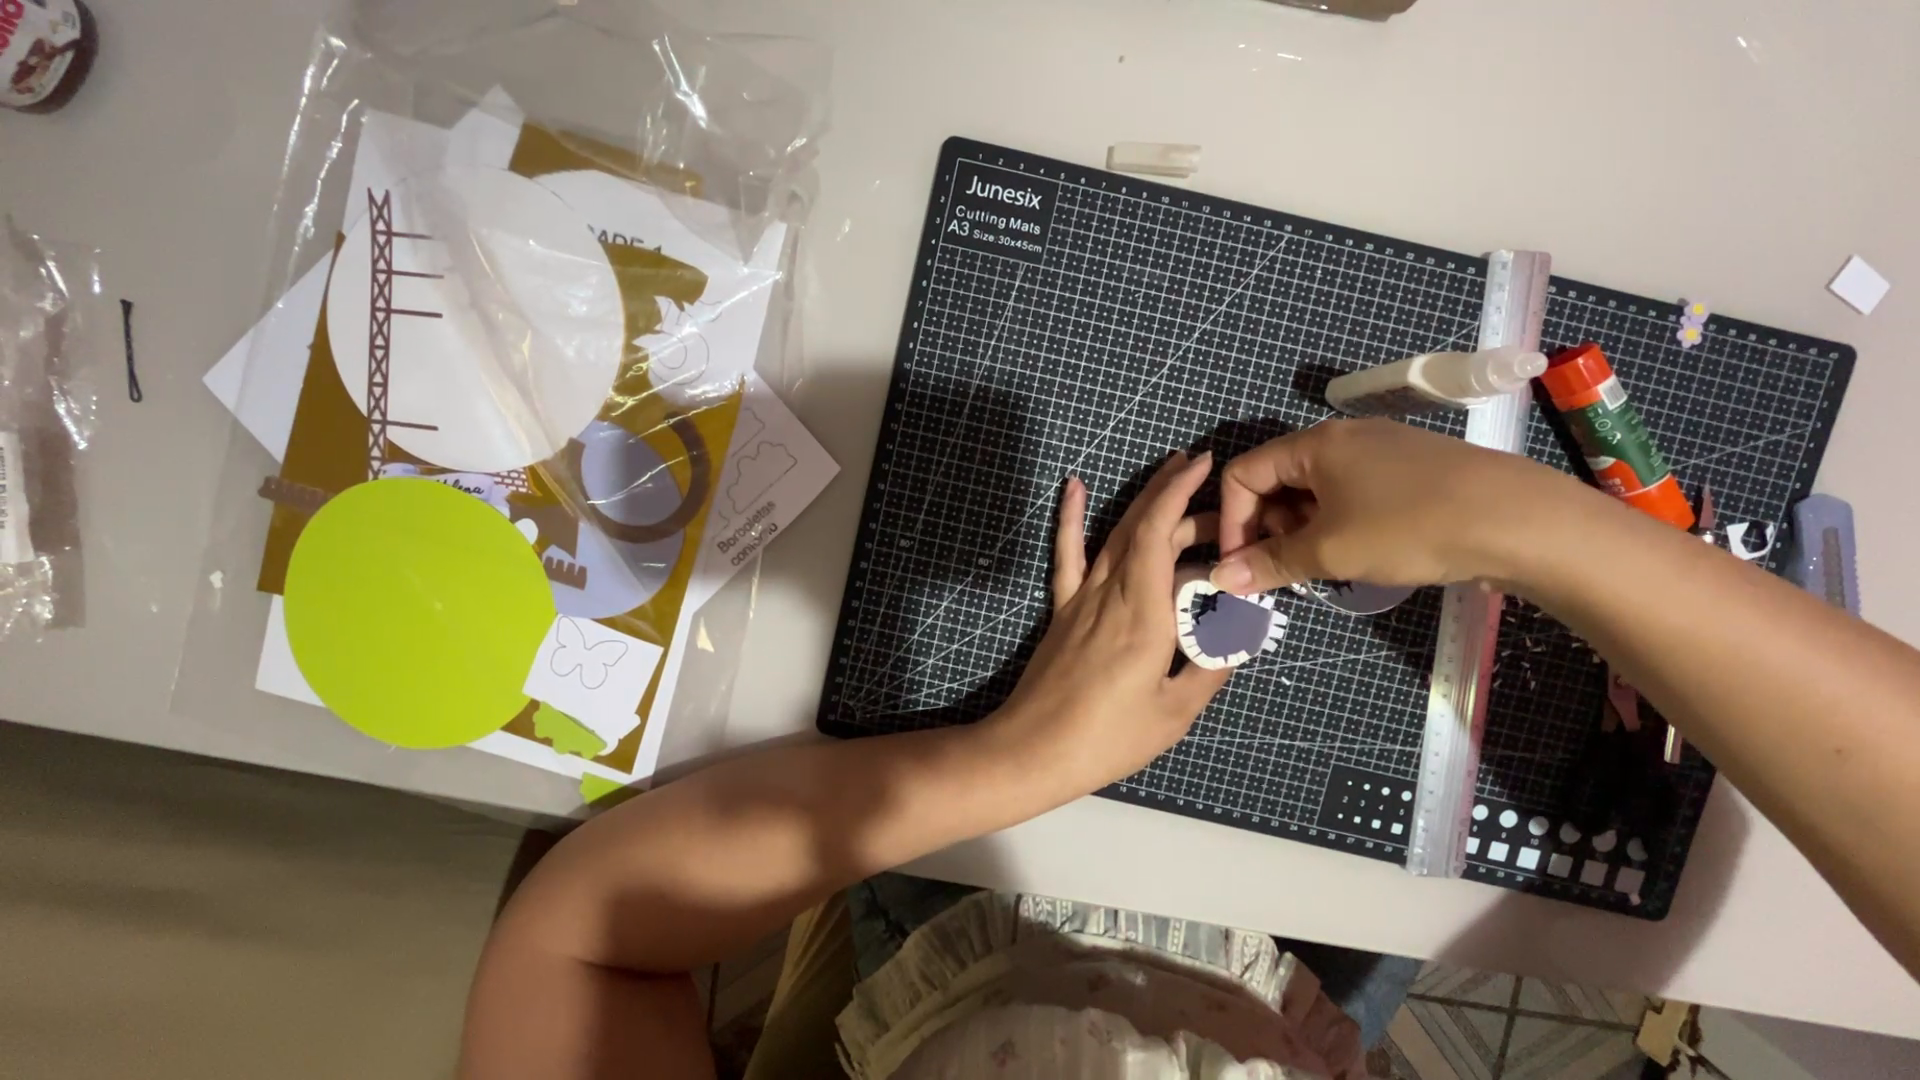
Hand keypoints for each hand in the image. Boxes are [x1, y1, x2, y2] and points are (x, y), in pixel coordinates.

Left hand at [993, 451, 1232, 786]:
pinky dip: (1069, 516)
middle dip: (1179, 498)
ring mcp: (1081, 597)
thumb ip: (1212, 665)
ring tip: (1171, 472)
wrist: (1033, 750)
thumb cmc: (1108, 737)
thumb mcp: (1175, 710)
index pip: (1159, 533)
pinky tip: (1073, 485)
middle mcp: (1110, 592)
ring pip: (1114, 534)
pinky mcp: (1063, 609)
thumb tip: (1242, 630)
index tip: (1206, 465)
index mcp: (1143, 613)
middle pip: (1142, 527)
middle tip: (1219, 495)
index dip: (1181, 493)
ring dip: (1143, 500)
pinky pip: (1067, 553)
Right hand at [1209, 418, 1580, 594]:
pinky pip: (1351, 493)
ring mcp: (1380, 450)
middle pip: (1277, 479)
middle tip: (1288, 566)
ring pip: (1315, 489)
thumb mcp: (1330, 551)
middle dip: (1269, 526)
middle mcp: (1342, 437)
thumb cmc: (1408, 527)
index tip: (1243, 564)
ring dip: (1304, 529)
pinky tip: (1361, 552)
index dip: (1232, 521)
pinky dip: (1338, 523)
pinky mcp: (1410, 470)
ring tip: (1325, 565)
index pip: (1242, 474)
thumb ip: (1270, 563)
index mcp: (1313, 444)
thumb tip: (1221, 577)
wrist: (1520, 521)